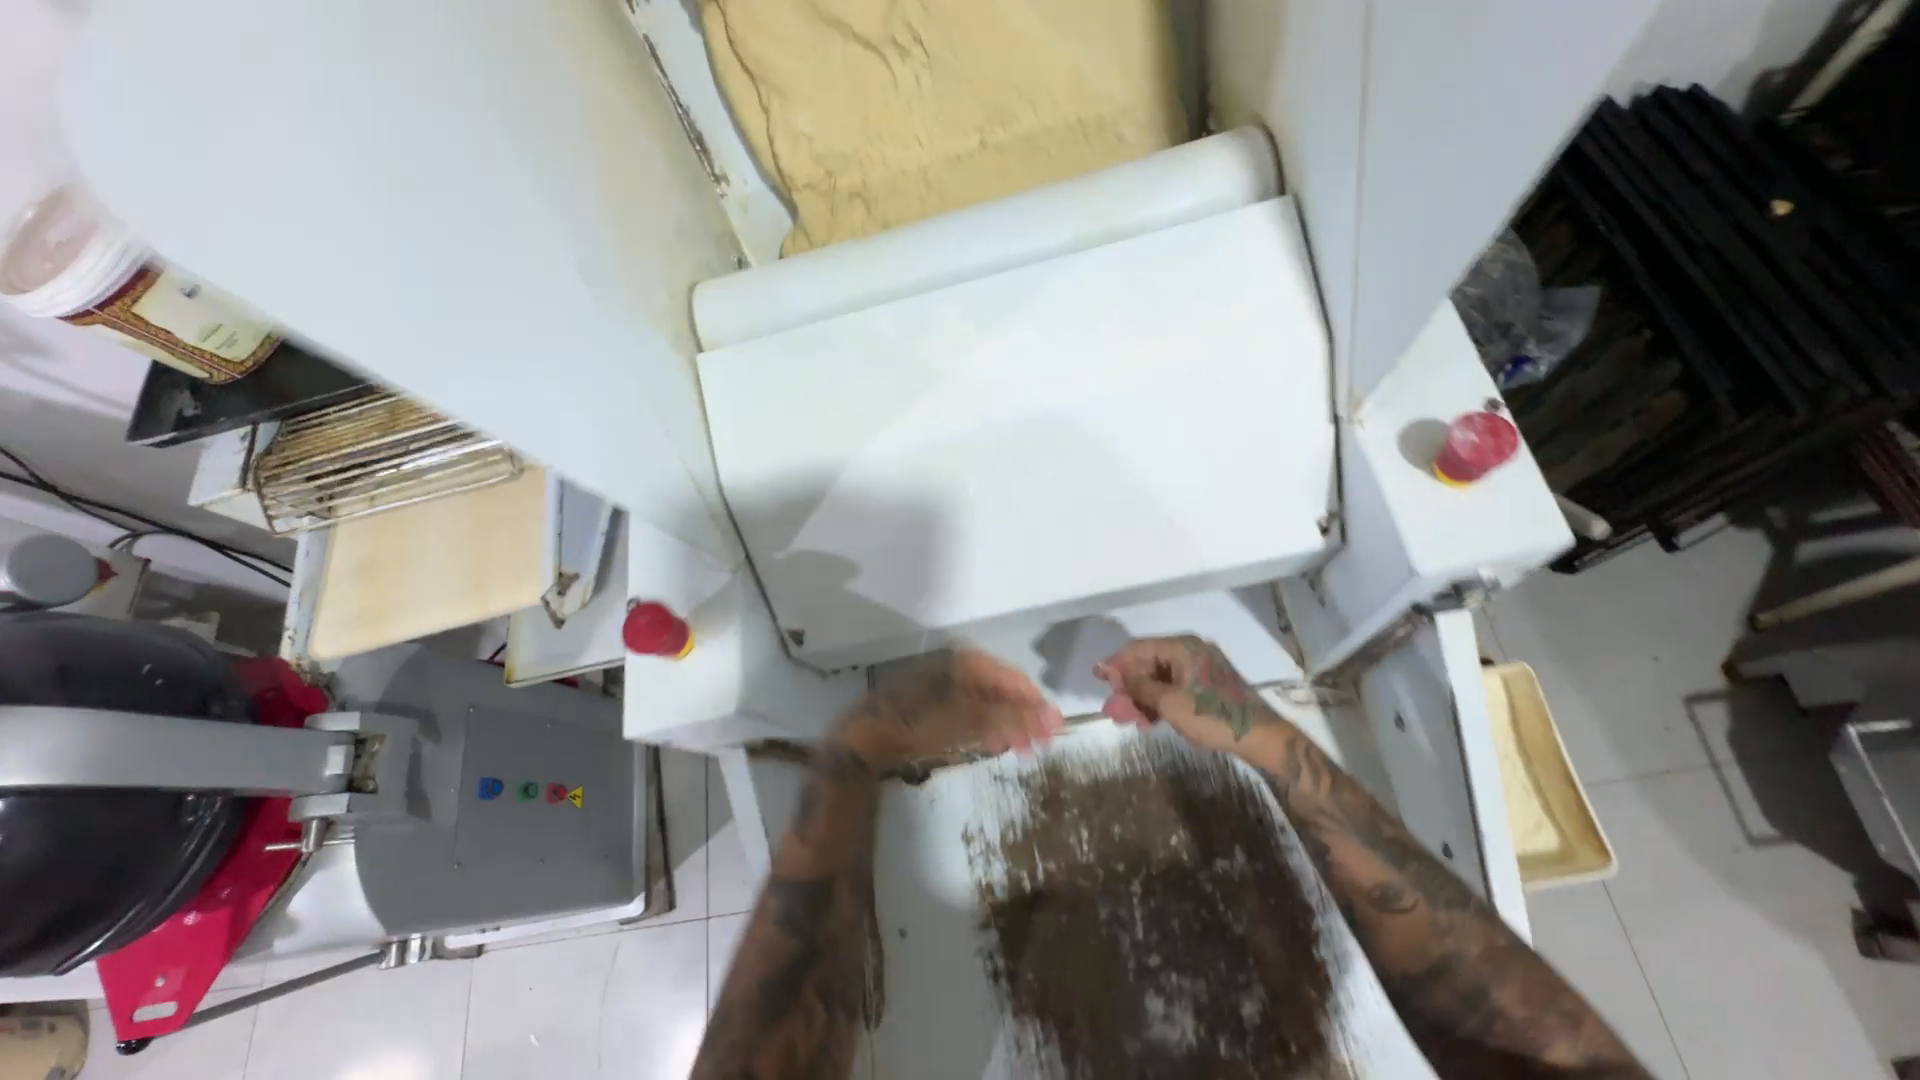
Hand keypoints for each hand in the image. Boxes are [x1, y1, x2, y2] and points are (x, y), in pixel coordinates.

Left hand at [832, 650, 1064, 769]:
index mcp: (966, 663)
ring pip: (986, 703)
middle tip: (1040, 745)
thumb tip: (1051, 717)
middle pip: (1000, 690)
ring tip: (1020, 749)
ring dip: (1006, 724)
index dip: (1034, 703)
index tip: (1052, 728)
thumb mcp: (968, 721)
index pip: (1012, 678)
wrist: (864, 739)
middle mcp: (956, 668)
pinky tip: (993, 745)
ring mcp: (942, 686)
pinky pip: (969, 712)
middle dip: (1022, 716)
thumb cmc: (916, 725)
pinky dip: (985, 727)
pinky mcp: (931, 705)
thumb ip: (1010, 718)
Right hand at [1094, 635, 1290, 753]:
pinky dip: (1160, 701)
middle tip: (1114, 710)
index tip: (1097, 680)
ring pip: (1161, 678)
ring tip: (1130, 721)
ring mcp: (1201, 668)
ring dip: (1143, 698)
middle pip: (1149, 663)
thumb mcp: (1169, 703)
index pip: (1138, 649)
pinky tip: (1150, 720)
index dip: (1116, 664)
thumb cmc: (1212, 716)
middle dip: (1129, 687)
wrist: (1259, 736)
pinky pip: (1175, 687)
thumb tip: (1111, 671)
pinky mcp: (1208, 685)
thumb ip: (1138, 686)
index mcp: (1182, 647)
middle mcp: (1191, 651)